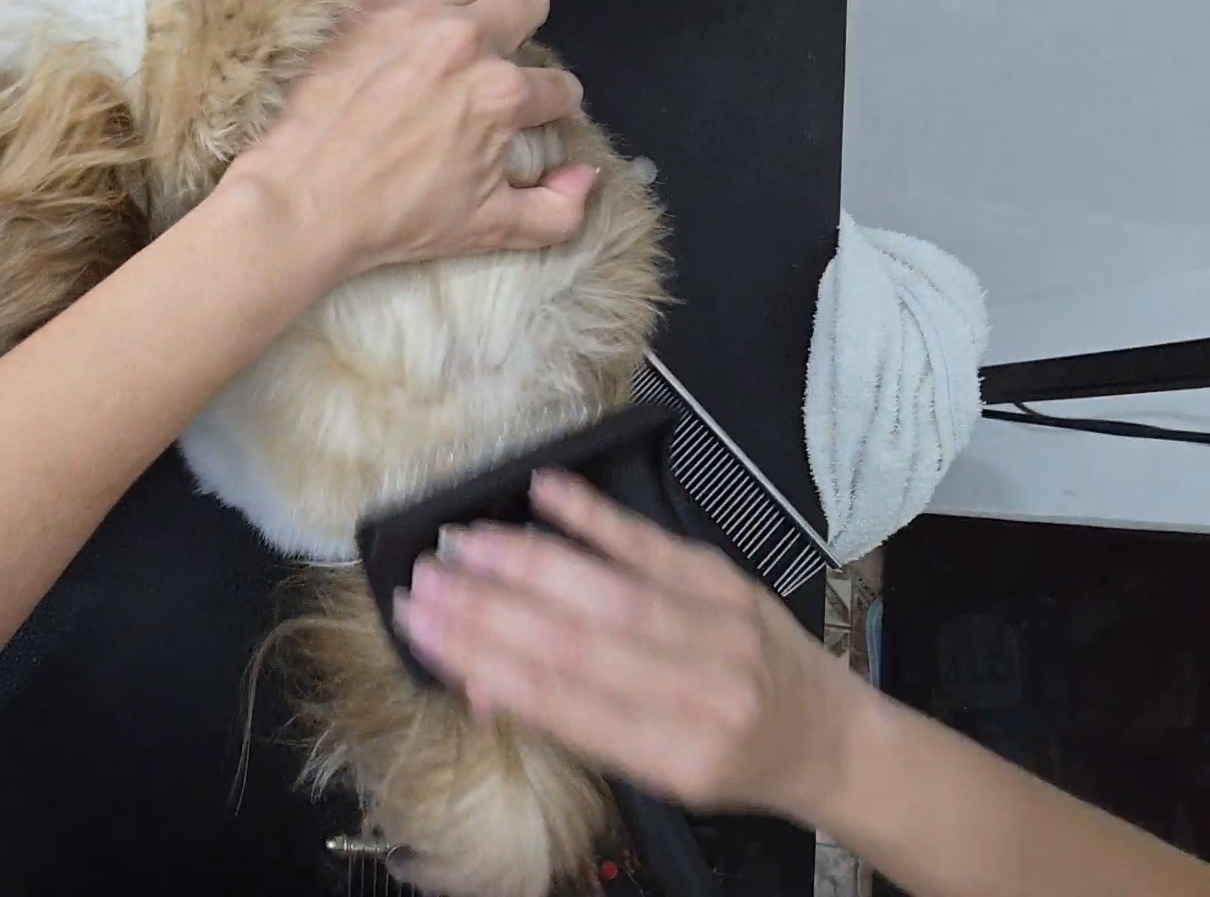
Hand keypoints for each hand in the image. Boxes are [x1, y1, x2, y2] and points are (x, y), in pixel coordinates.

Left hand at [224, 0, 596, 278]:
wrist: (303, 206)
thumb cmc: (392, 222)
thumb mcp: (486, 233)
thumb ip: (555, 212)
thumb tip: (586, 177)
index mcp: (503, 95)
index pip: (556, 89)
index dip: (549, 109)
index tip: (527, 120)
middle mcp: (469, 39)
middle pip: (527, 2)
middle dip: (522, 32)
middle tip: (492, 65)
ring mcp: (414, 14)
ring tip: (456, 22)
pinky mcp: (363, 5)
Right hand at [393, 471, 871, 819]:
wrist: (837, 739)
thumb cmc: (727, 759)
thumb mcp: (651, 769)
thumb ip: (563, 719)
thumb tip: (474, 681)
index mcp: (672, 755)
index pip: (554, 701)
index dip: (478, 660)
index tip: (420, 626)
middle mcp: (699, 693)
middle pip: (571, 643)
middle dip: (484, 609)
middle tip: (424, 580)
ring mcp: (718, 628)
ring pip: (605, 590)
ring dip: (523, 560)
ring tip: (461, 542)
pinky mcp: (725, 579)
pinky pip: (651, 542)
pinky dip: (592, 513)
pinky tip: (542, 489)